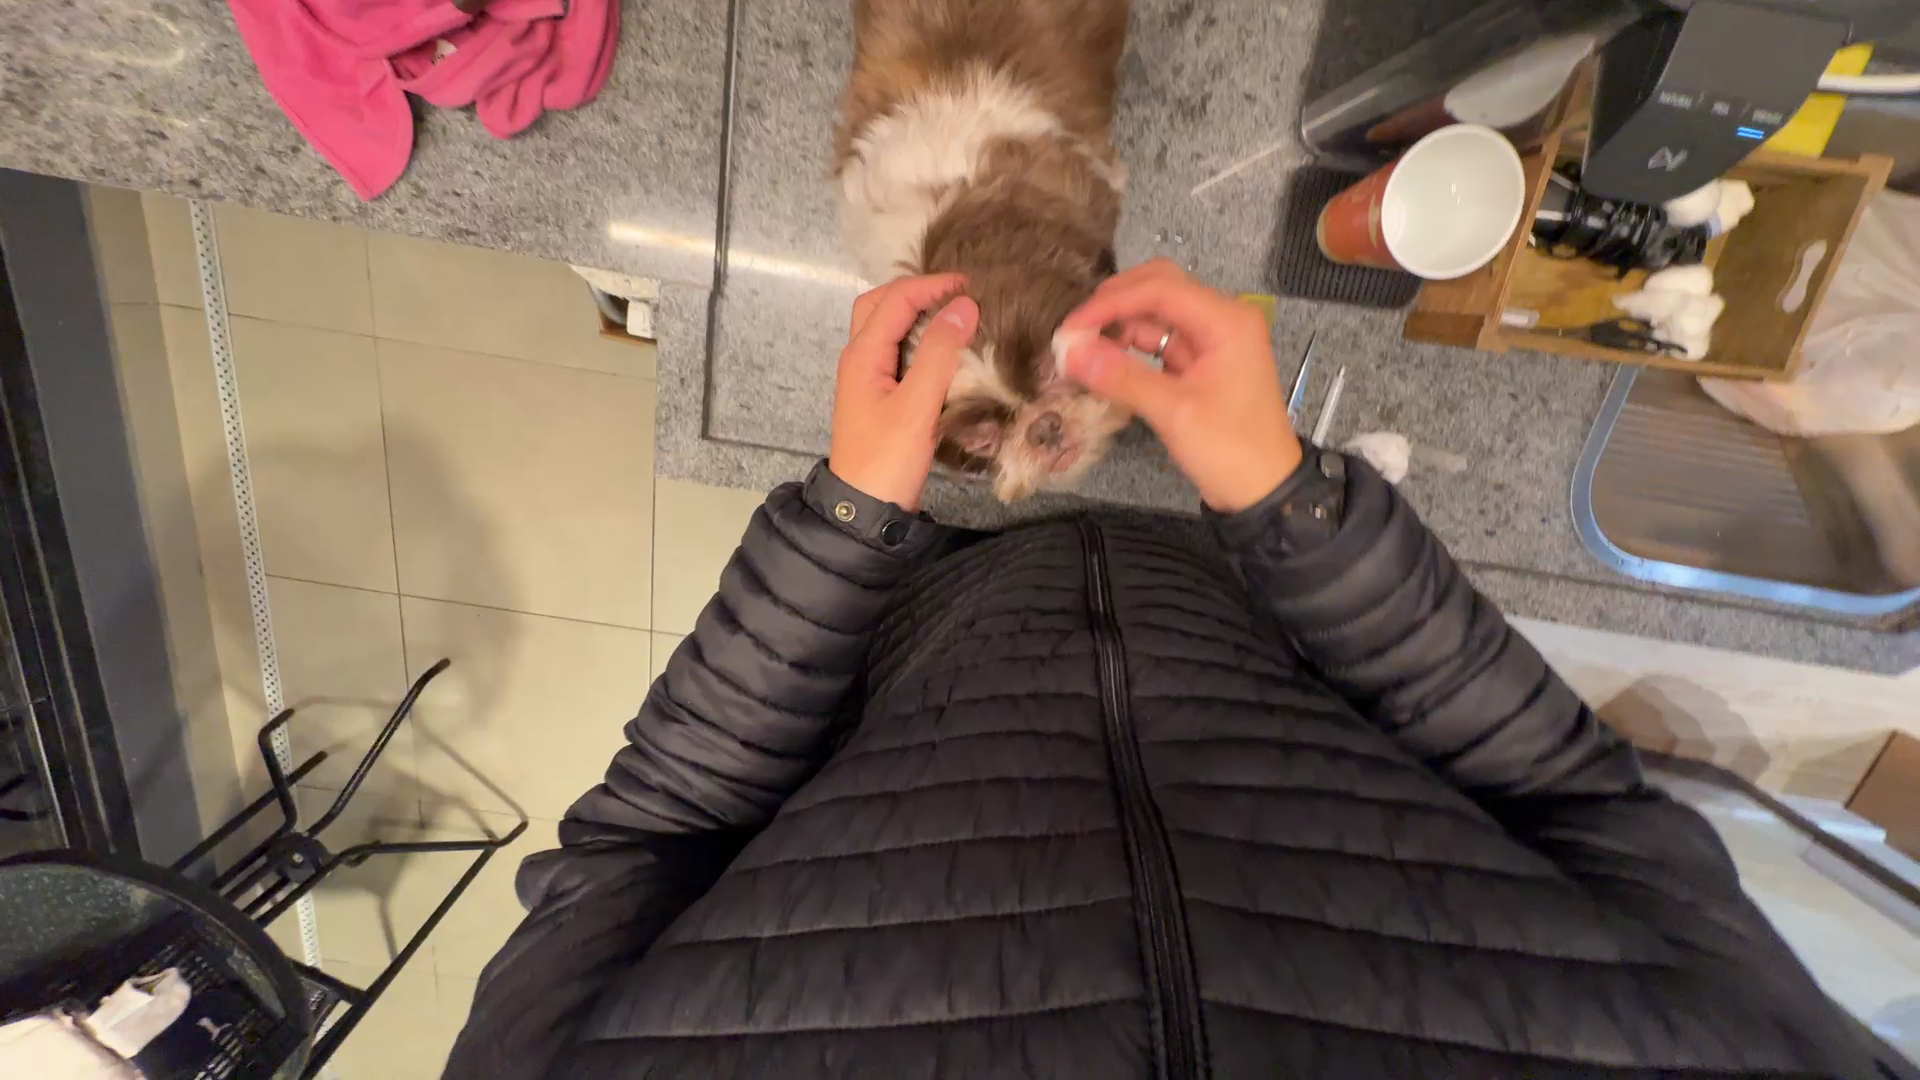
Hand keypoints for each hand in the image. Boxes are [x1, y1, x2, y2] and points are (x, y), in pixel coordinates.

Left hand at [828, 274, 977, 510]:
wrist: (865, 510)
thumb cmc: (888, 459)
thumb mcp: (916, 406)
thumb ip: (939, 355)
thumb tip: (964, 306)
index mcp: (862, 355)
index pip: (895, 299)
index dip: (932, 286)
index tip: (972, 287)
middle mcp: (860, 360)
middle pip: (882, 306)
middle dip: (917, 292)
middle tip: (957, 294)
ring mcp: (868, 381)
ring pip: (888, 331)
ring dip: (917, 316)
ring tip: (955, 317)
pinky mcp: (881, 400)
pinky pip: (897, 356)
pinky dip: (920, 344)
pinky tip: (946, 355)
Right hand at [1057, 259, 1302, 511]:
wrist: (1264, 490)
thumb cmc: (1230, 451)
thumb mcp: (1174, 413)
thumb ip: (1122, 378)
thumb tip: (1071, 352)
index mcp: (1226, 321)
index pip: (1159, 290)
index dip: (1109, 303)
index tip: (1070, 328)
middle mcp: (1221, 320)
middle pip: (1159, 289)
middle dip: (1113, 305)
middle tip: (1074, 331)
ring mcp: (1210, 341)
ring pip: (1155, 315)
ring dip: (1118, 327)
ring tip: (1081, 349)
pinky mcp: (1199, 364)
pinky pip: (1158, 342)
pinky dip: (1129, 348)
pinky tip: (1103, 361)